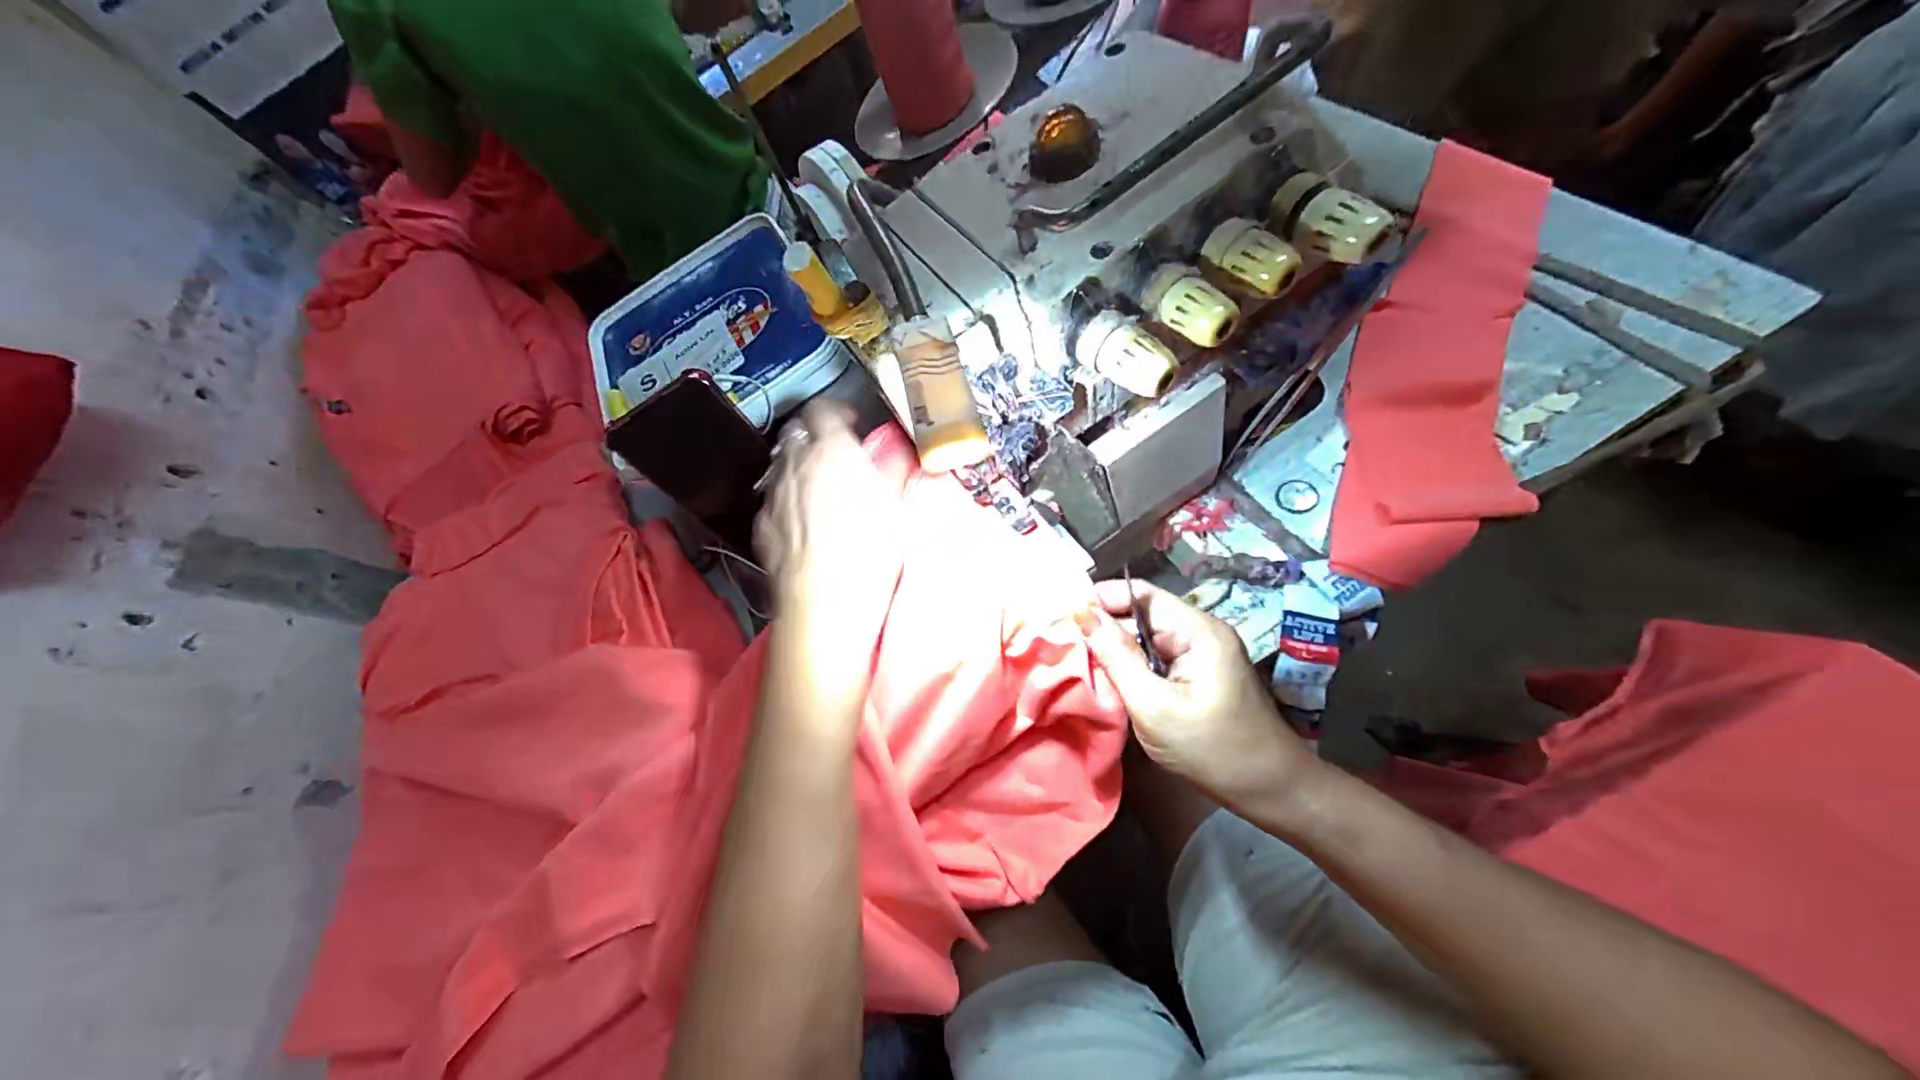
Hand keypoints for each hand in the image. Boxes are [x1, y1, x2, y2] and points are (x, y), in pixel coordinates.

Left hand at [754, 401, 906, 636]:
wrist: (825, 603)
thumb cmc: (866, 556)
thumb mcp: (897, 507)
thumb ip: (897, 469)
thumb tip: (902, 452)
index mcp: (833, 451)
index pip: (825, 409)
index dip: (838, 410)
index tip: (849, 421)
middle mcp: (797, 464)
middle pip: (798, 431)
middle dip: (816, 435)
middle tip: (837, 453)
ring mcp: (776, 494)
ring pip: (783, 464)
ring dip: (801, 466)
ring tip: (823, 488)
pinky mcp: (763, 524)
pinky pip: (775, 499)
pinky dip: (789, 499)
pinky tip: (807, 521)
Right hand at [1078, 579, 1317, 814]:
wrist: (1271, 789)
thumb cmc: (1213, 750)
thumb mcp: (1154, 707)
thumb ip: (1117, 658)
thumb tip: (1083, 615)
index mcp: (1198, 631)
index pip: (1142, 595)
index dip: (1102, 599)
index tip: (1065, 616)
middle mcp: (1203, 631)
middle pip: (1143, 613)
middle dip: (1105, 625)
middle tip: (1065, 642)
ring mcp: (1205, 652)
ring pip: (1148, 636)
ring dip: (1117, 647)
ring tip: (1080, 658)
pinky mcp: (1201, 672)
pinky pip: (1159, 655)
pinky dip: (1134, 663)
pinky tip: (1111, 677)